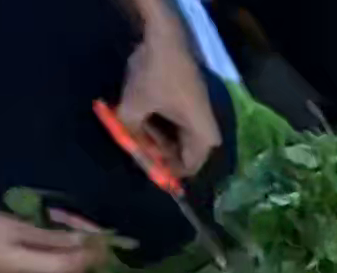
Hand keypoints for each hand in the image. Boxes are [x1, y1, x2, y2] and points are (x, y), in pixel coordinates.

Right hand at [0, 213, 104, 272]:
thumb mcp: (13, 229)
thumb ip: (53, 237)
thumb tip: (86, 239)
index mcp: (57, 269)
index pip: (93, 257)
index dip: (96, 240)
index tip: (86, 222)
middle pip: (90, 261)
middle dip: (86, 238)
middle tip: (66, 216)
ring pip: (78, 262)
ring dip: (74, 241)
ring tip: (58, 219)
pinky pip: (64, 263)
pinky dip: (63, 246)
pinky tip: (51, 231)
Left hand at [117, 25, 220, 176]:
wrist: (168, 39)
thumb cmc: (158, 76)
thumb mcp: (136, 103)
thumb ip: (130, 129)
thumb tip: (127, 142)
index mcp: (204, 141)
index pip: (186, 168)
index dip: (163, 169)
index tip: (142, 164)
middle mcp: (209, 136)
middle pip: (182, 154)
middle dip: (157, 150)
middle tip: (134, 142)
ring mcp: (203, 121)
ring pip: (178, 139)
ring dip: (156, 135)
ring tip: (134, 124)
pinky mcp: (195, 109)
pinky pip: (178, 126)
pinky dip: (160, 124)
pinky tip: (144, 115)